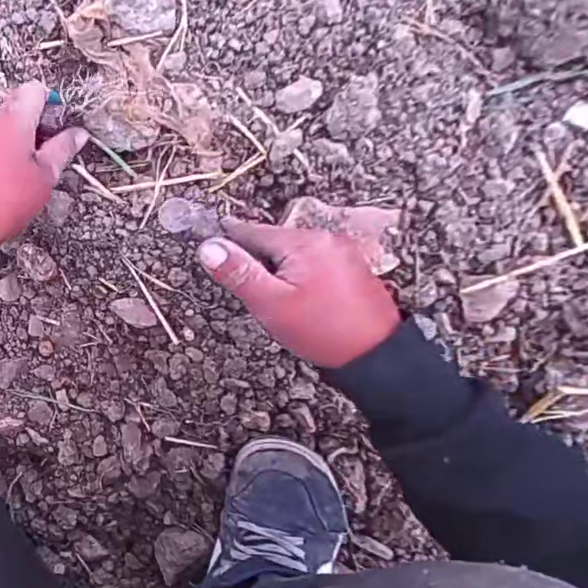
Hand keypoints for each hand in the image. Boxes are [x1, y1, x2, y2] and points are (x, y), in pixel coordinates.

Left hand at [0, 81, 88, 245]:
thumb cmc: (12, 199)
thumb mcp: (46, 174)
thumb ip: (63, 148)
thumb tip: (79, 133)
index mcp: (14, 120)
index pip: (34, 89)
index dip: (51, 102)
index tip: (58, 124)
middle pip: (17, 102)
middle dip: (36, 118)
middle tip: (48, 146)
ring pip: (2, 120)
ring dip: (19, 132)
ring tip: (29, 163)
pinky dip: (2, 144)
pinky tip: (9, 170)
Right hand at [197, 220, 399, 367]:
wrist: (378, 355)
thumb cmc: (326, 332)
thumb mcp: (271, 304)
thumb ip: (239, 273)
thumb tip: (210, 248)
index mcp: (305, 242)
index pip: (252, 232)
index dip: (229, 243)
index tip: (211, 244)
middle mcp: (326, 239)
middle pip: (274, 243)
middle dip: (259, 264)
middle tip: (252, 292)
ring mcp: (342, 253)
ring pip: (294, 256)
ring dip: (280, 272)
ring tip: (280, 303)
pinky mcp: (352, 269)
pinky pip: (314, 265)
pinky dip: (300, 278)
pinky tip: (302, 302)